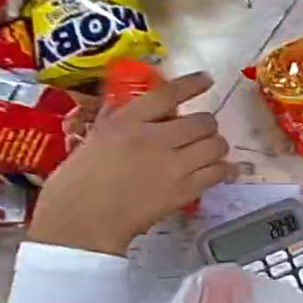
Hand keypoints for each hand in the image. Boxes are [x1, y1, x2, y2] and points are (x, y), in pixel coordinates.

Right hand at [29, 72, 232, 255]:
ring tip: (210, 151)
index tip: (206, 80)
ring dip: (217, 146)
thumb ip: (120, 120)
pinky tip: (226, 171)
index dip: (192, 84)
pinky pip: (219, 173)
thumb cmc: (77, 182)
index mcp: (127, 123)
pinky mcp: (185, 190)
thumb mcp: (94, 139)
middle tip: (201, 132)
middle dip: (206, 125)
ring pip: (216, 145)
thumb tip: (144, 106)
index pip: (168, 94)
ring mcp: (172, 165)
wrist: (80, 222)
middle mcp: (154, 139)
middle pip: (202, 121)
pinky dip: (226, 170)